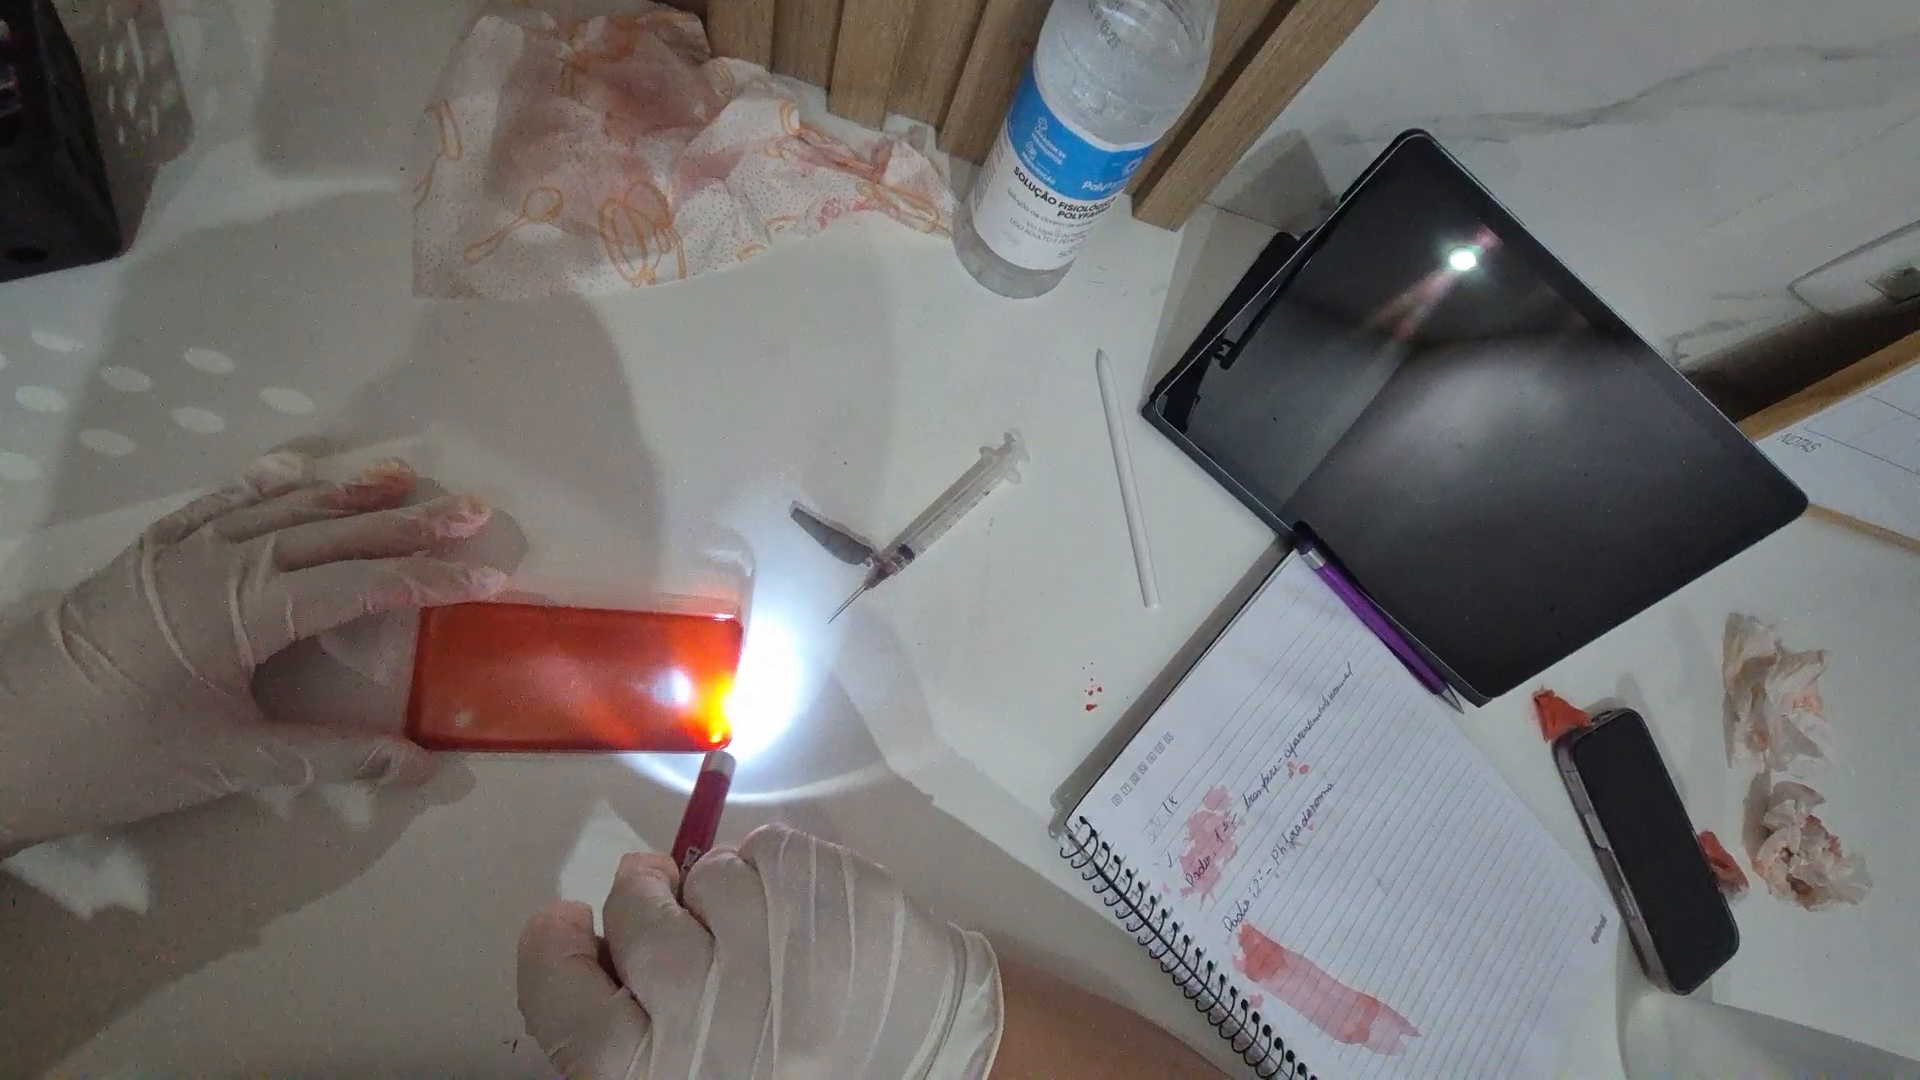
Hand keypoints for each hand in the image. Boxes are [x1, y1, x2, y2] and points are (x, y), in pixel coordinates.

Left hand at [0, 453, 506, 847]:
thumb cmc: (106, 761)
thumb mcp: (228, 764)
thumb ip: (334, 756)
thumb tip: (425, 766)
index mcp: (242, 612)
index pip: (364, 584)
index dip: (434, 580)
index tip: (492, 579)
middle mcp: (217, 566)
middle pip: (336, 534)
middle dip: (412, 523)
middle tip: (474, 512)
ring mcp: (177, 552)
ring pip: (284, 509)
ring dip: (352, 493)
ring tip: (410, 478)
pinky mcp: (146, 554)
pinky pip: (217, 504)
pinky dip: (264, 484)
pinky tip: (298, 468)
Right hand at [517, 824, 1003, 1078]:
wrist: (921, 1060)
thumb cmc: (794, 1066)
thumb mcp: (695, 1067)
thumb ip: (638, 1017)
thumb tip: (600, 931)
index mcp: (656, 1073)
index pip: (562, 994)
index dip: (555, 947)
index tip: (562, 918)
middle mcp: (708, 1013)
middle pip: (636, 911)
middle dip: (644, 893)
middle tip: (660, 891)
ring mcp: (774, 947)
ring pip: (709, 870)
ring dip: (720, 883)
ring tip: (752, 920)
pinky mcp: (829, 898)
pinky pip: (766, 847)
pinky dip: (771, 863)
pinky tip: (797, 905)